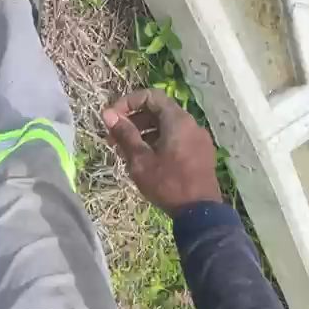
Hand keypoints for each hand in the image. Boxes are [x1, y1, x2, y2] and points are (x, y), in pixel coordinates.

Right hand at [101, 88, 223, 213]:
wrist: (200, 212)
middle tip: (114, 138)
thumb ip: (125, 134)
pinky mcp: (201, 154)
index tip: (112, 119)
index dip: (128, 103)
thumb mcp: (140, 159)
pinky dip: (158, 142)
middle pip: (158, 111)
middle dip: (133, 120)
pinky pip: (176, 139)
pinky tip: (146, 161)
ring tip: (126, 152)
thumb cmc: (167, 183)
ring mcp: (198, 139)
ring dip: (144, 133)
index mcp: (177, 120)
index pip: (151, 96)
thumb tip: (108, 114)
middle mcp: (191, 124)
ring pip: (167, 127)